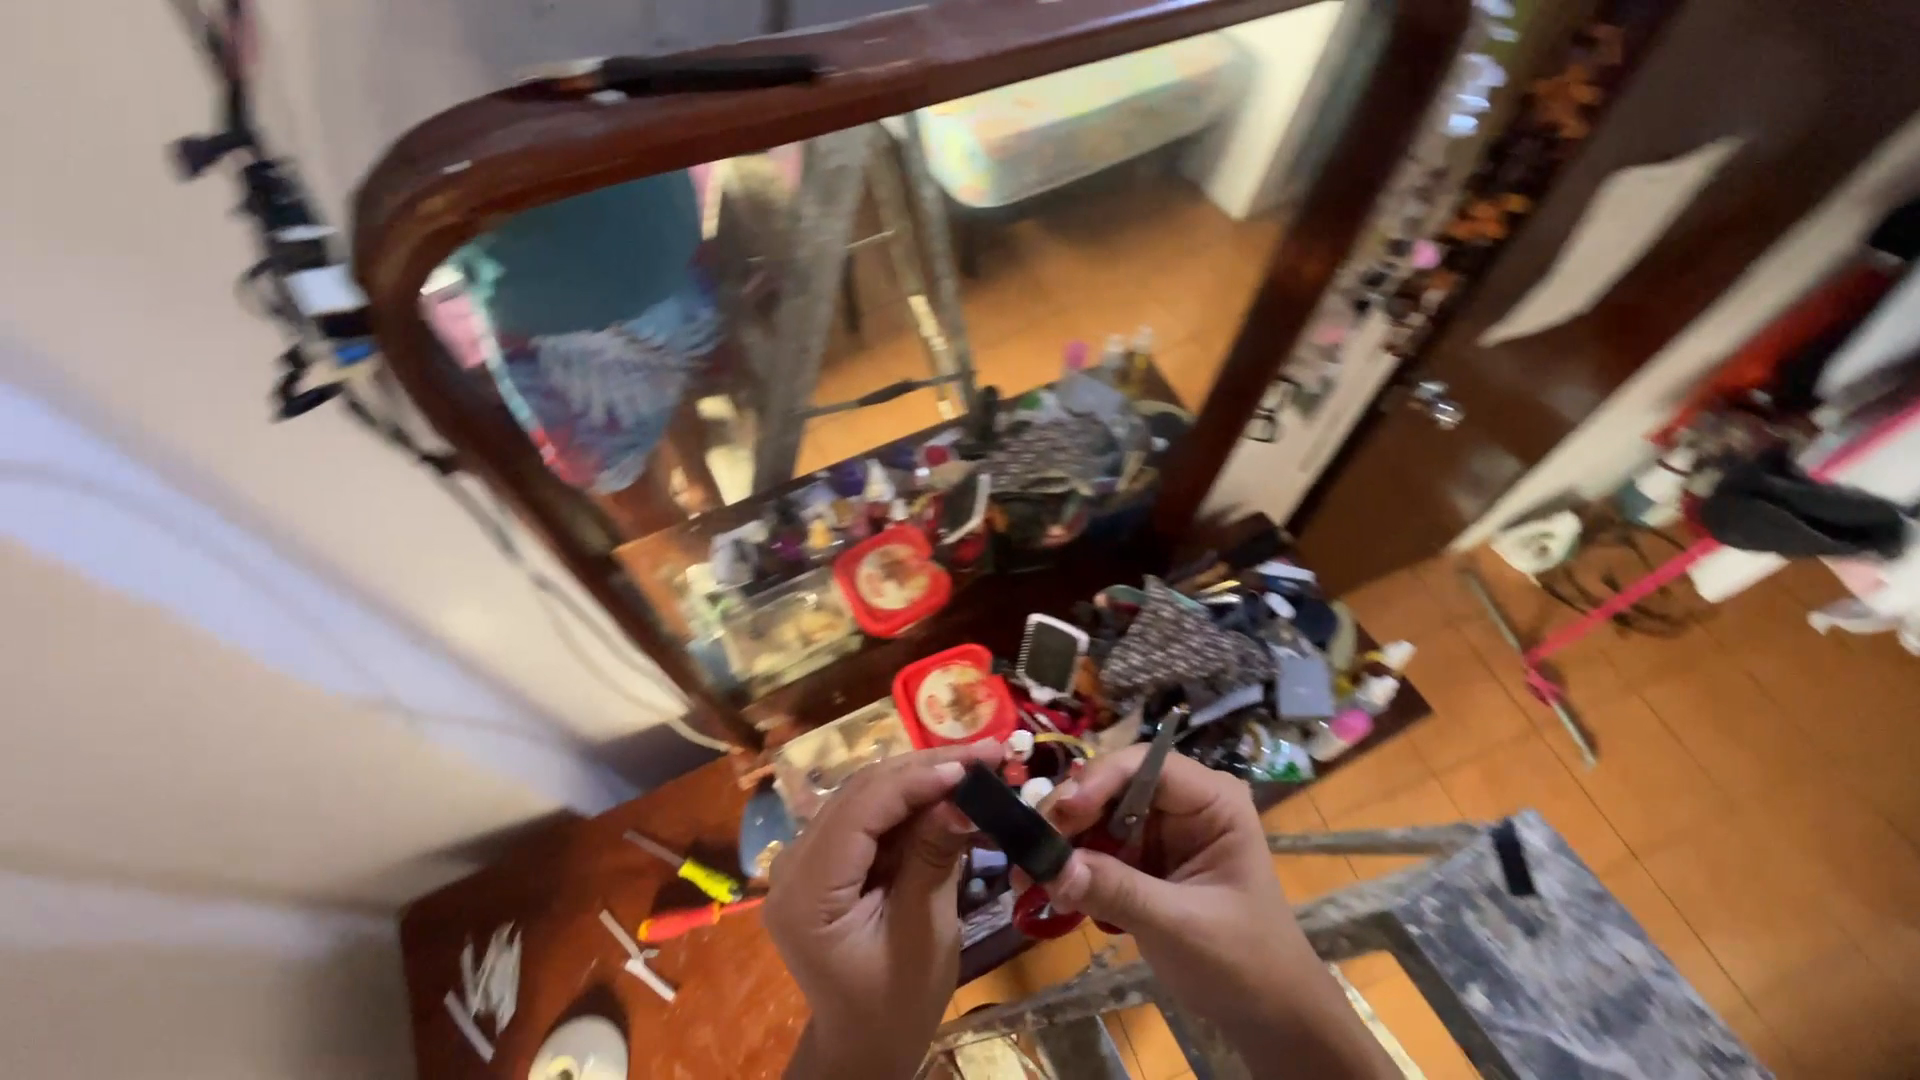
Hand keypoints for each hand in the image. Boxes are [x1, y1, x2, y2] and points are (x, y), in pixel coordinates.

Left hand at [767, 740, 1003, 1079]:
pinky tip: (951, 788)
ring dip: (923, 778)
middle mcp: (794, 862)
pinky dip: (912, 800)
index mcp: (807, 891)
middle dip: (926, 769)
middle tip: (986, 754)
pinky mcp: (826, 857)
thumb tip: (961, 798)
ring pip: (867, 794)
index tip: (971, 766)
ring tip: (977, 764)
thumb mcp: (923, 934)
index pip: (860, 810)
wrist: (865, 1040)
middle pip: (861, 792)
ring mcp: (806, 857)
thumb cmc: (896, 1002)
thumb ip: (934, 859)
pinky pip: (870, 814)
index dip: (915, 781)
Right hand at [1036, 747, 1396, 1077]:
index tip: (1059, 817)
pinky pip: (1095, 849)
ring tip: (1026, 876)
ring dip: (1060, 845)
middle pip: (1110, 787)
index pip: (1144, 765)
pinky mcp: (1140, 860)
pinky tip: (1042, 888)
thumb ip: (1118, 890)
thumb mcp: (1181, 925)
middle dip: (1068, 817)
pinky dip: (1068, 868)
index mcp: (1211, 799)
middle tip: (1029, 851)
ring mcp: (1158, 831)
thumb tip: (1053, 868)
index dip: (1097, 782)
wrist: (1269, 1015)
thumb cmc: (1244, 962)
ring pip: (1095, 817)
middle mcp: (1181, 803)